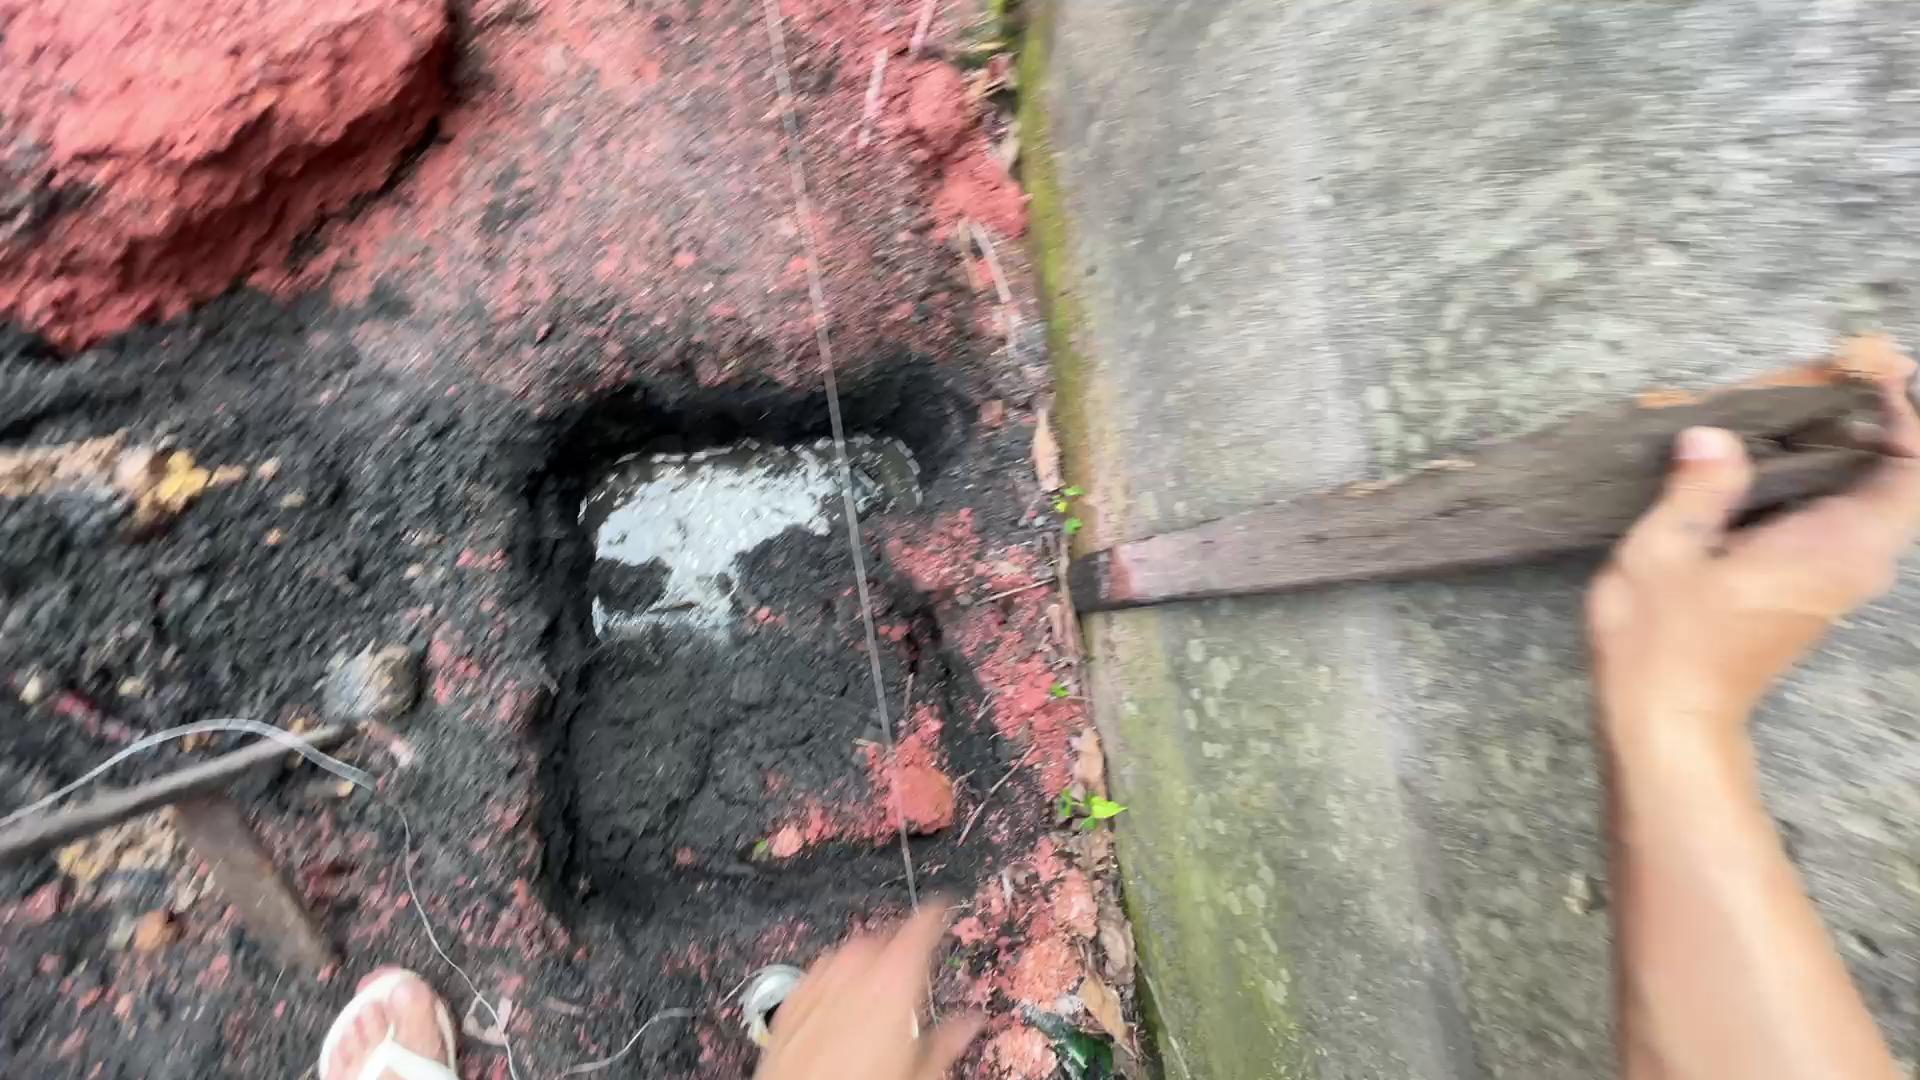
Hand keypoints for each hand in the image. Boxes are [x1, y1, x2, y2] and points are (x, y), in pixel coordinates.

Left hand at [754, 903, 982, 1079]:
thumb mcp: (920, 1072)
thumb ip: (947, 1038)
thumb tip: (971, 1021)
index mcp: (895, 977)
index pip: (922, 926)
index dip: (936, 913)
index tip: (942, 908)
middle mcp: (858, 967)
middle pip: (885, 937)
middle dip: (899, 947)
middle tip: (910, 971)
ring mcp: (822, 978)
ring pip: (851, 952)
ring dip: (866, 961)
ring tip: (876, 992)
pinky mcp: (793, 997)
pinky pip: (821, 971)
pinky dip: (835, 978)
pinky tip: (840, 1003)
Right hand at [1588, 367, 1919, 745]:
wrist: (1666, 712)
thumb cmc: (1661, 635)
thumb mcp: (1662, 555)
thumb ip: (1695, 492)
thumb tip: (1714, 435)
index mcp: (1837, 545)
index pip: (1915, 464)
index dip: (1907, 408)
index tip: (1865, 365)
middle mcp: (1855, 557)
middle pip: (1897, 474)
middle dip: (1867, 417)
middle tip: (1808, 377)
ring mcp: (1832, 575)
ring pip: (1863, 494)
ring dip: (1832, 447)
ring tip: (1773, 411)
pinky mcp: (1804, 585)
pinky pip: (1830, 515)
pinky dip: (1807, 478)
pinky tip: (1753, 466)